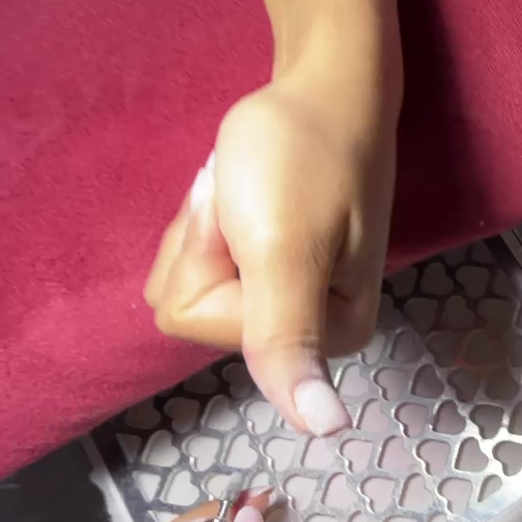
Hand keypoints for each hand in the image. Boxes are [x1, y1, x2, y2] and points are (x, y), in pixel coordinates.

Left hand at [146, 61, 397, 435]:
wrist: (327, 91)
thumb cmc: (306, 157)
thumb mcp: (284, 248)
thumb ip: (289, 340)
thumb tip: (327, 431)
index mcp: (326, 334)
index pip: (203, 322)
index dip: (213, 260)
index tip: (259, 217)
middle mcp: (312, 329)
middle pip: (194, 307)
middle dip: (207, 244)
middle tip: (252, 201)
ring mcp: (296, 298)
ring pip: (193, 283)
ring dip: (207, 229)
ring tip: (250, 195)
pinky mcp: (282, 270)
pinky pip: (208, 263)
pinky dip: (212, 223)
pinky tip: (248, 198)